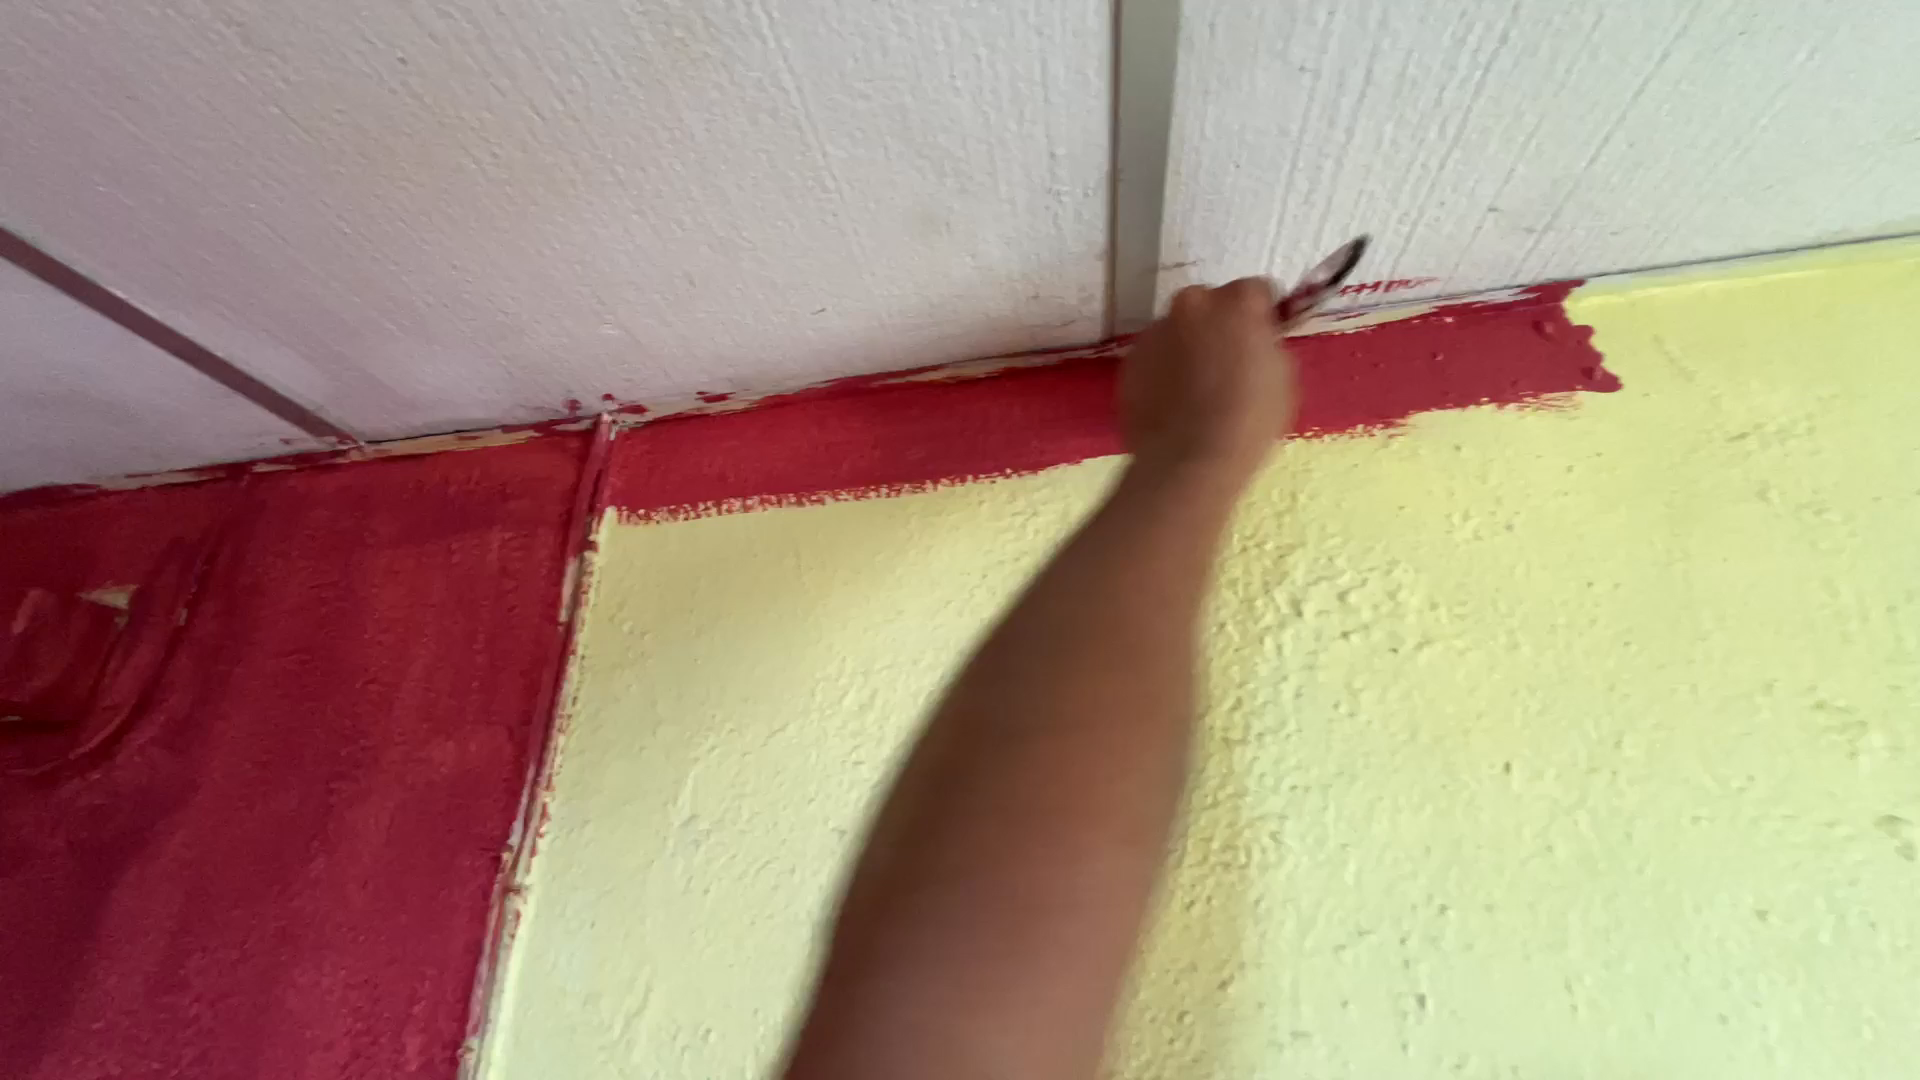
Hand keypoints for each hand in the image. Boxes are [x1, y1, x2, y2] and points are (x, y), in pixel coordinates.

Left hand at [1117, 277, 1296, 488]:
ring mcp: (1153, 334)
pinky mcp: (1128, 364)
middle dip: (1215, 327)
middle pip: (1207, 306)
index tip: (1259, 341)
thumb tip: (1255, 343)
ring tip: (1192, 391)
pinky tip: (1170, 405)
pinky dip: (1159, 374)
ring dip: (1183, 349)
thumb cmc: (1248, 422)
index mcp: (1237, 302)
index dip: (1259, 318)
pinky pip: (1151, 361)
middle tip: (1224, 365)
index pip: (1255, 293)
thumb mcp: (1280, 378)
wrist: (1188, 462)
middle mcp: (1190, 305)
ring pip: (1174, 333)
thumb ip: (1266, 346)